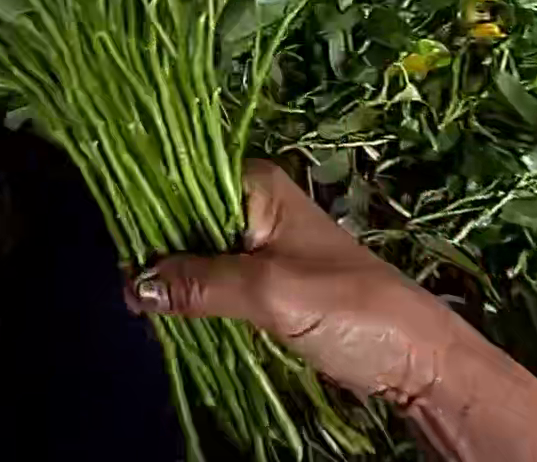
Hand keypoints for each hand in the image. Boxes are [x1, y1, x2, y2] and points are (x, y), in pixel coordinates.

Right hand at [127, 160, 464, 404]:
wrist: (417, 358)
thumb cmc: (346, 305)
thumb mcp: (268, 292)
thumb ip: (200, 283)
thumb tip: (134, 286)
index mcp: (253, 182)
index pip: (183, 177)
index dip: (148, 204)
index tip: (119, 236)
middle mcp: (250, 199)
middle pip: (185, 210)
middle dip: (156, 241)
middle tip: (125, 276)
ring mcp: (256, 236)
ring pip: (195, 242)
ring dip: (170, 267)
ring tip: (136, 293)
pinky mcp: (260, 270)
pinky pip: (211, 268)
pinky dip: (189, 284)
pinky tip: (164, 300)